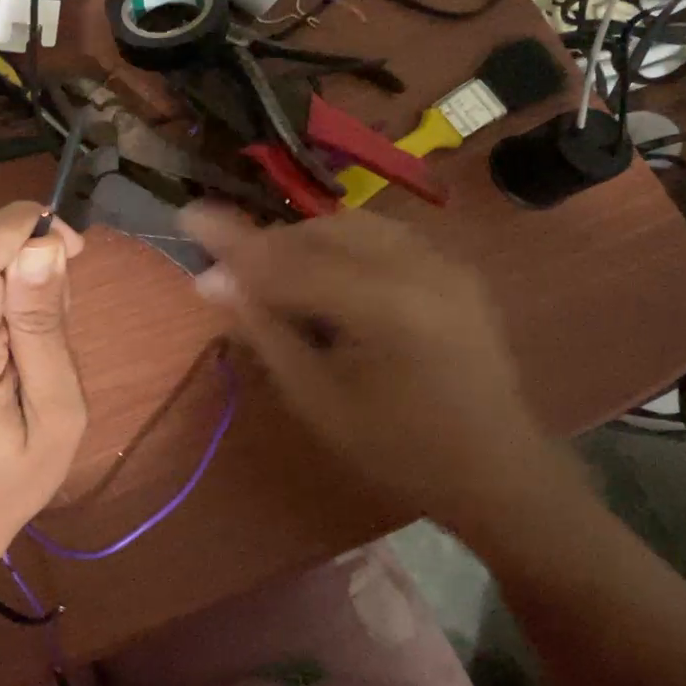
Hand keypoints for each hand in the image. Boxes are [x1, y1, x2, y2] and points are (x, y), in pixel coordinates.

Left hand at [0, 202, 87, 600]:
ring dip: (5, 254)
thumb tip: (43, 245)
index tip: (73, 248)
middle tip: (59, 291)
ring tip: (36, 310)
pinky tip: (7, 315)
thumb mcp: (58, 412)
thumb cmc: (15, 473)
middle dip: (20, 239)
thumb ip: (43, 325)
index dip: (23, 227)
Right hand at [179, 203, 581, 538]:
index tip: (187, 214)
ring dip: (301, 241)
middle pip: (318, 232)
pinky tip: (323, 273)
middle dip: (267, 245)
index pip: (290, 261)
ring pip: (349, 225)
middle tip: (228, 271)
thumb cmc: (396, 448)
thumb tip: (209, 280)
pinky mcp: (453, 267)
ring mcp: (443, 263)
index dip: (234, 241)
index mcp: (385, 308)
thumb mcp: (314, 396)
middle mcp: (419, 269)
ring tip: (274, 277)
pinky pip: (380, 234)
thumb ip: (262, 328)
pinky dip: (338, 243)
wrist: (498, 471)